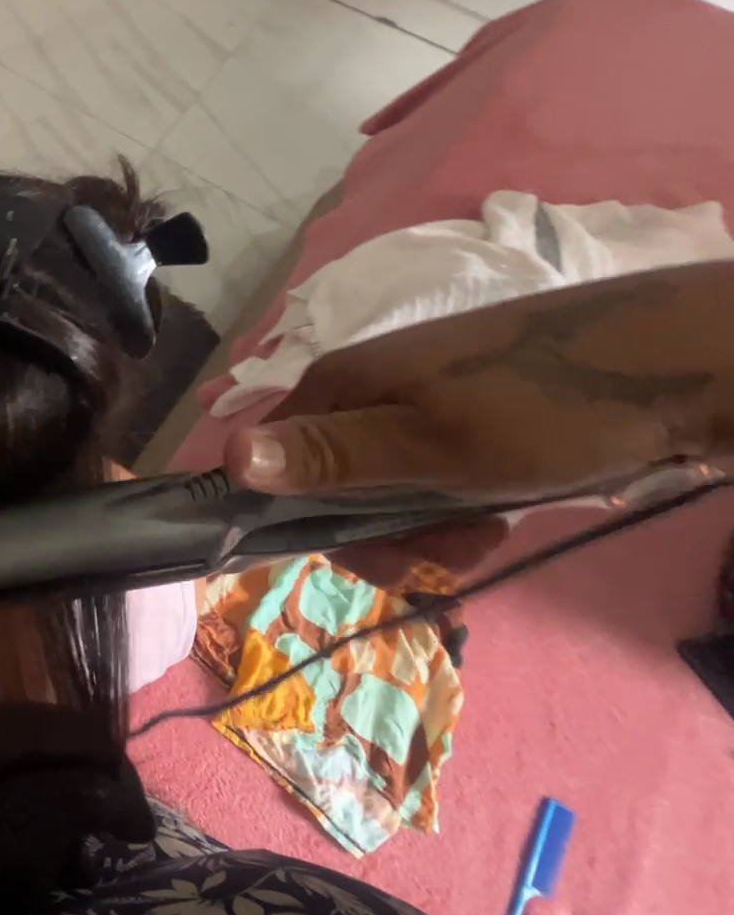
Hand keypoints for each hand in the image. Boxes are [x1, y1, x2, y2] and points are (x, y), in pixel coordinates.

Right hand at [224, 261, 733, 580]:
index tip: (371, 556)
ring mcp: (409, 396)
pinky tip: (491, 516)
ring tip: (480, 539)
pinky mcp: (455, 407)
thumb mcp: (434, 445)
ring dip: (418, 526)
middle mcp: (360, 388)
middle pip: (324, 482)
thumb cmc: (553, 408)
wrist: (700, 359)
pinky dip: (447, 504)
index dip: (302, 522)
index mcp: (336, 387)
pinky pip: (419, 471)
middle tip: (442, 556)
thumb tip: (227, 456)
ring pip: (375, 484)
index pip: (270, 469)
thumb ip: (329, 455)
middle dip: (374, 532)